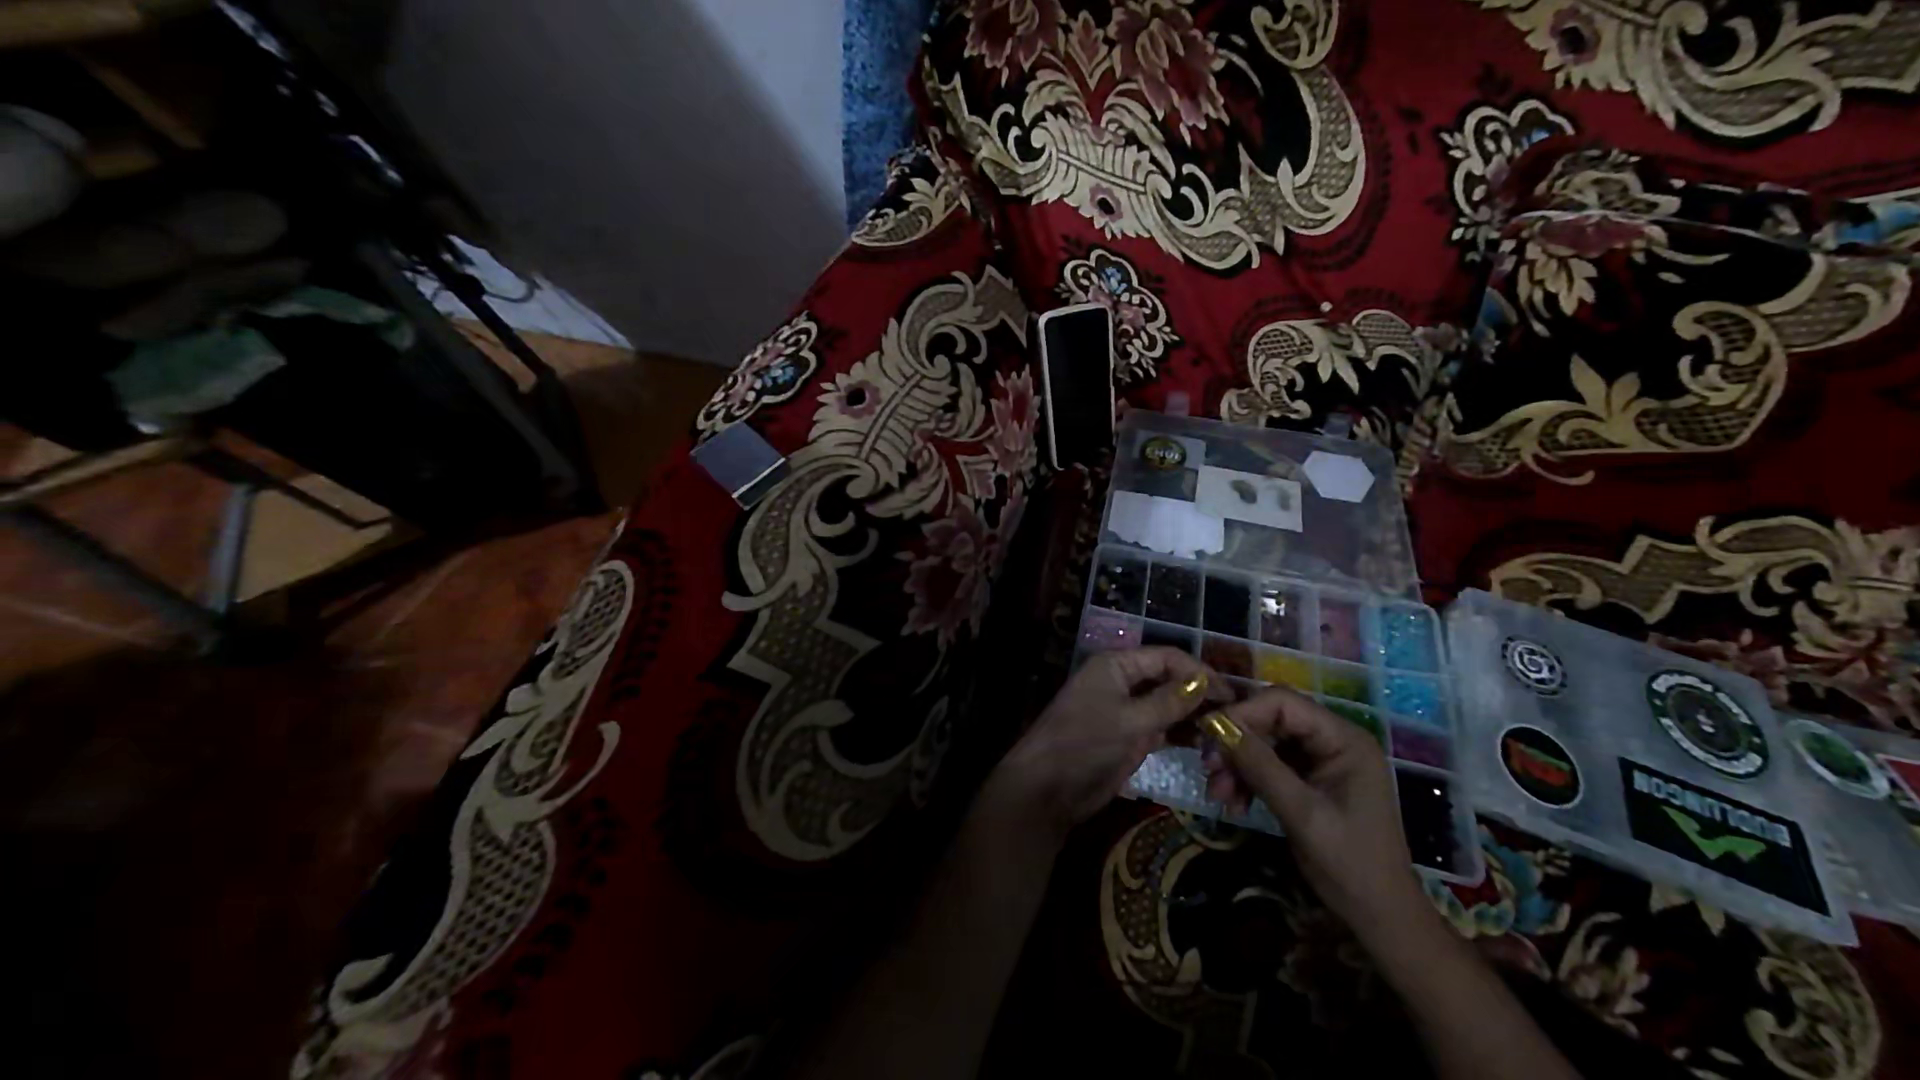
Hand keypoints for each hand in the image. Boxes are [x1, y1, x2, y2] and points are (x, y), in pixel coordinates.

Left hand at [987, 647, 1217, 839]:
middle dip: (1201, 693)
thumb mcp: (1129, 720)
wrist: (1048, 788)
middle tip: (1237, 714)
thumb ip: (1168, 701)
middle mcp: (1122, 681)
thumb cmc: (1084, 743)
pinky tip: (1208, 742)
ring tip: (1229, 730)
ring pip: (1169, 704)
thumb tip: (1205, 682)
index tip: (1232, 694)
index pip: (1167, 657)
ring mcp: (1126, 710)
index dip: (1199, 672)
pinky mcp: (1130, 737)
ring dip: (1195, 714)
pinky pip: (1164, 727)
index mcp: (1116, 665)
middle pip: (1170, 679)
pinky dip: (1183, 732)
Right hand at [1199, 687, 1425, 930]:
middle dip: (1236, 743)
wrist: (1380, 916)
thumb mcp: (1301, 813)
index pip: (1283, 702)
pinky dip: (1247, 780)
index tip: (1209, 737)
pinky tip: (1233, 804)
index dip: (1242, 713)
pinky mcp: (1311, 780)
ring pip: (1265, 743)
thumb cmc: (1350, 864)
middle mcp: (1334, 741)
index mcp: (1344, 740)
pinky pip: (1269, 765)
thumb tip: (1217, 727)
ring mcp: (1322, 760)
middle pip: (1271, 720)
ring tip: (1218, 795)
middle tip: (1208, 769)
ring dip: (1237, 765)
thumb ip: (1260, 766)